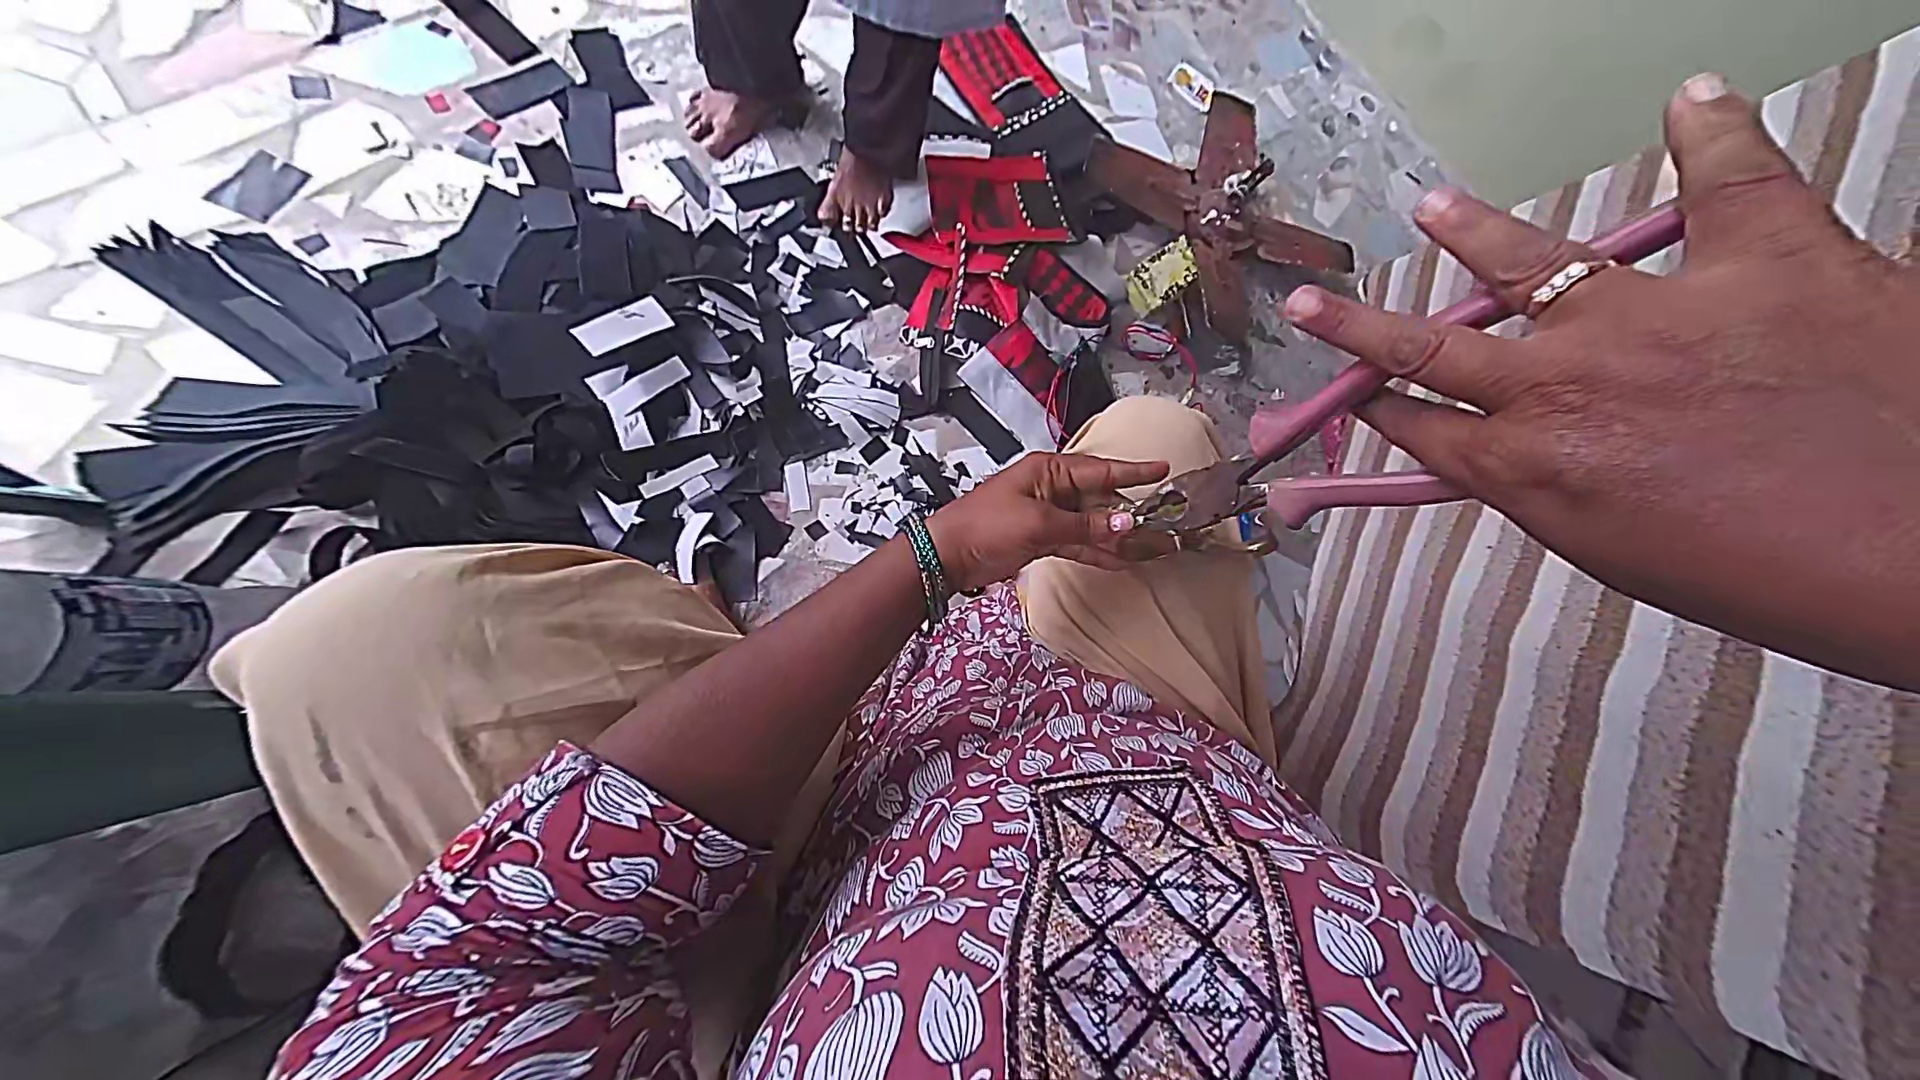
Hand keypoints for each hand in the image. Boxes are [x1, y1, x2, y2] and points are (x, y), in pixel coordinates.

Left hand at [926, 453, 1168, 591]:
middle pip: (1100, 500)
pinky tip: (1123, 560)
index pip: (1100, 470)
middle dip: (1131, 514)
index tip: (1163, 469)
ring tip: (1155, 548)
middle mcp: (1052, 489)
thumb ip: (1085, 524)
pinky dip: (1098, 551)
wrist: (949, 555)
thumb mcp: (1038, 523)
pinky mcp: (1043, 539)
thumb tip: (1127, 523)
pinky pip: (1079, 542)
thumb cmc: (987, 525)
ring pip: (1093, 524)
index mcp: (1049, 471)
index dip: (1133, 472)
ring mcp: (1048, 516)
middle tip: (1166, 526)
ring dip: (1120, 538)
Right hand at [1282, 73, 1919, 690]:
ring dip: (1471, 235)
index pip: (1414, 426)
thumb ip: (1529, 481)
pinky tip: (1686, 100)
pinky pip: (1734, 189)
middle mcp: (1558, 388)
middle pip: (1425, 350)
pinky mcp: (1775, 269)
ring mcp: (1656, 321)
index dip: (1377, 411)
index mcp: (1519, 464)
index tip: (1357, 401)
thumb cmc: (1749, 574)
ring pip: (1531, 267)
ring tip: (1431, 206)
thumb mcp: (1596, 542)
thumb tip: (1490, 445)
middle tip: (1308, 300)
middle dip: (1353, 329)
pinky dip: (1711, 140)